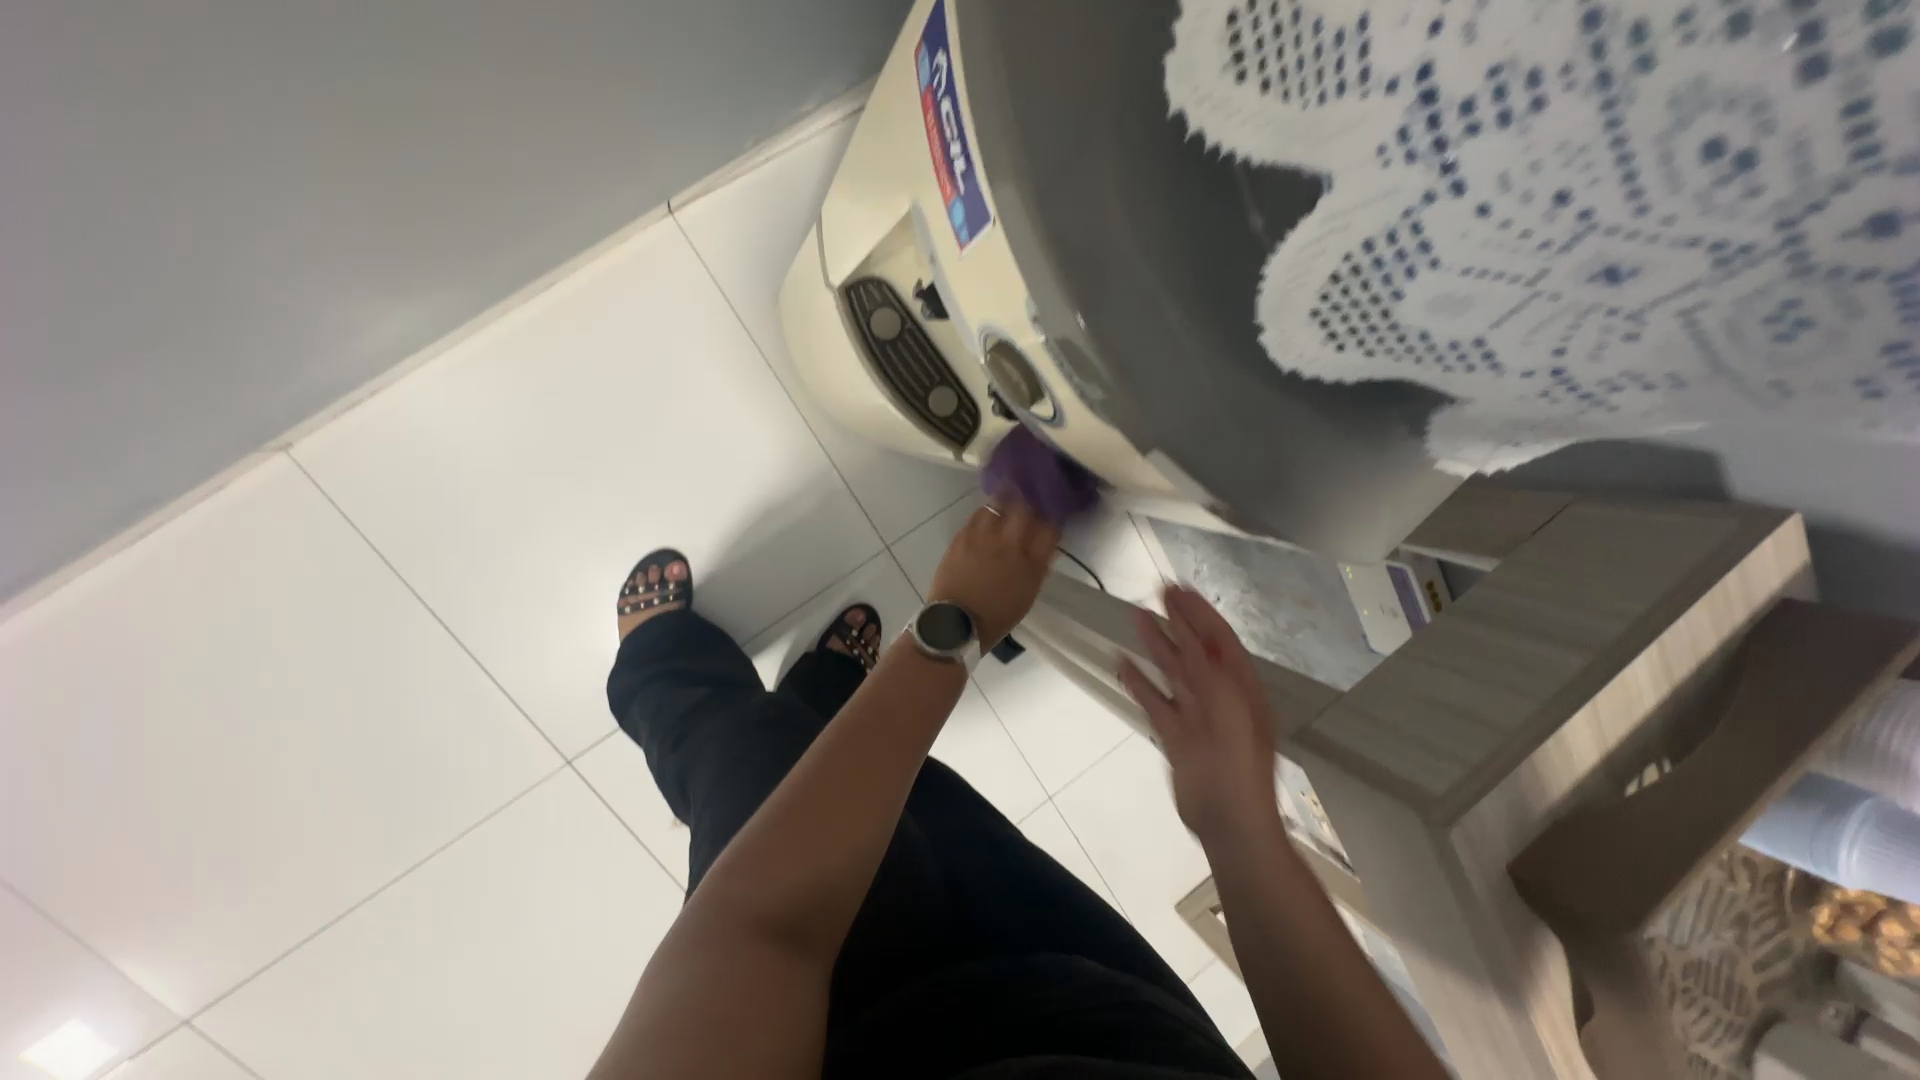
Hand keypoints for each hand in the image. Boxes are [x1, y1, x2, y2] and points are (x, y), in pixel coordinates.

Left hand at [927, 501, 1060, 648]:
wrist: (956, 624)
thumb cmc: (996, 617)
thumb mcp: (1027, 596)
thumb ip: (1038, 569)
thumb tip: (1046, 548)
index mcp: (1031, 564)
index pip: (1051, 529)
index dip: (1054, 517)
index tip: (1052, 513)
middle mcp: (1010, 545)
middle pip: (1027, 509)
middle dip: (1031, 501)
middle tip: (1031, 498)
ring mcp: (984, 538)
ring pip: (1000, 504)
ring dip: (1007, 500)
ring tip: (1009, 501)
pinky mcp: (963, 536)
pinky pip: (978, 515)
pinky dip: (986, 513)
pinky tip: (988, 515)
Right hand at [1118, 585, 1278, 842]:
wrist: (1230, 821)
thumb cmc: (1238, 764)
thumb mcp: (1231, 709)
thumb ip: (1210, 672)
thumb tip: (1194, 636)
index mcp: (1241, 686)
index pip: (1219, 638)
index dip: (1199, 611)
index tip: (1177, 588)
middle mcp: (1220, 695)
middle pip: (1196, 648)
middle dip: (1178, 619)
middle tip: (1157, 592)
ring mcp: (1197, 715)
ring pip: (1173, 671)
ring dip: (1156, 644)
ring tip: (1135, 617)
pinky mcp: (1175, 736)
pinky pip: (1155, 701)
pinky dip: (1139, 682)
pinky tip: (1122, 663)